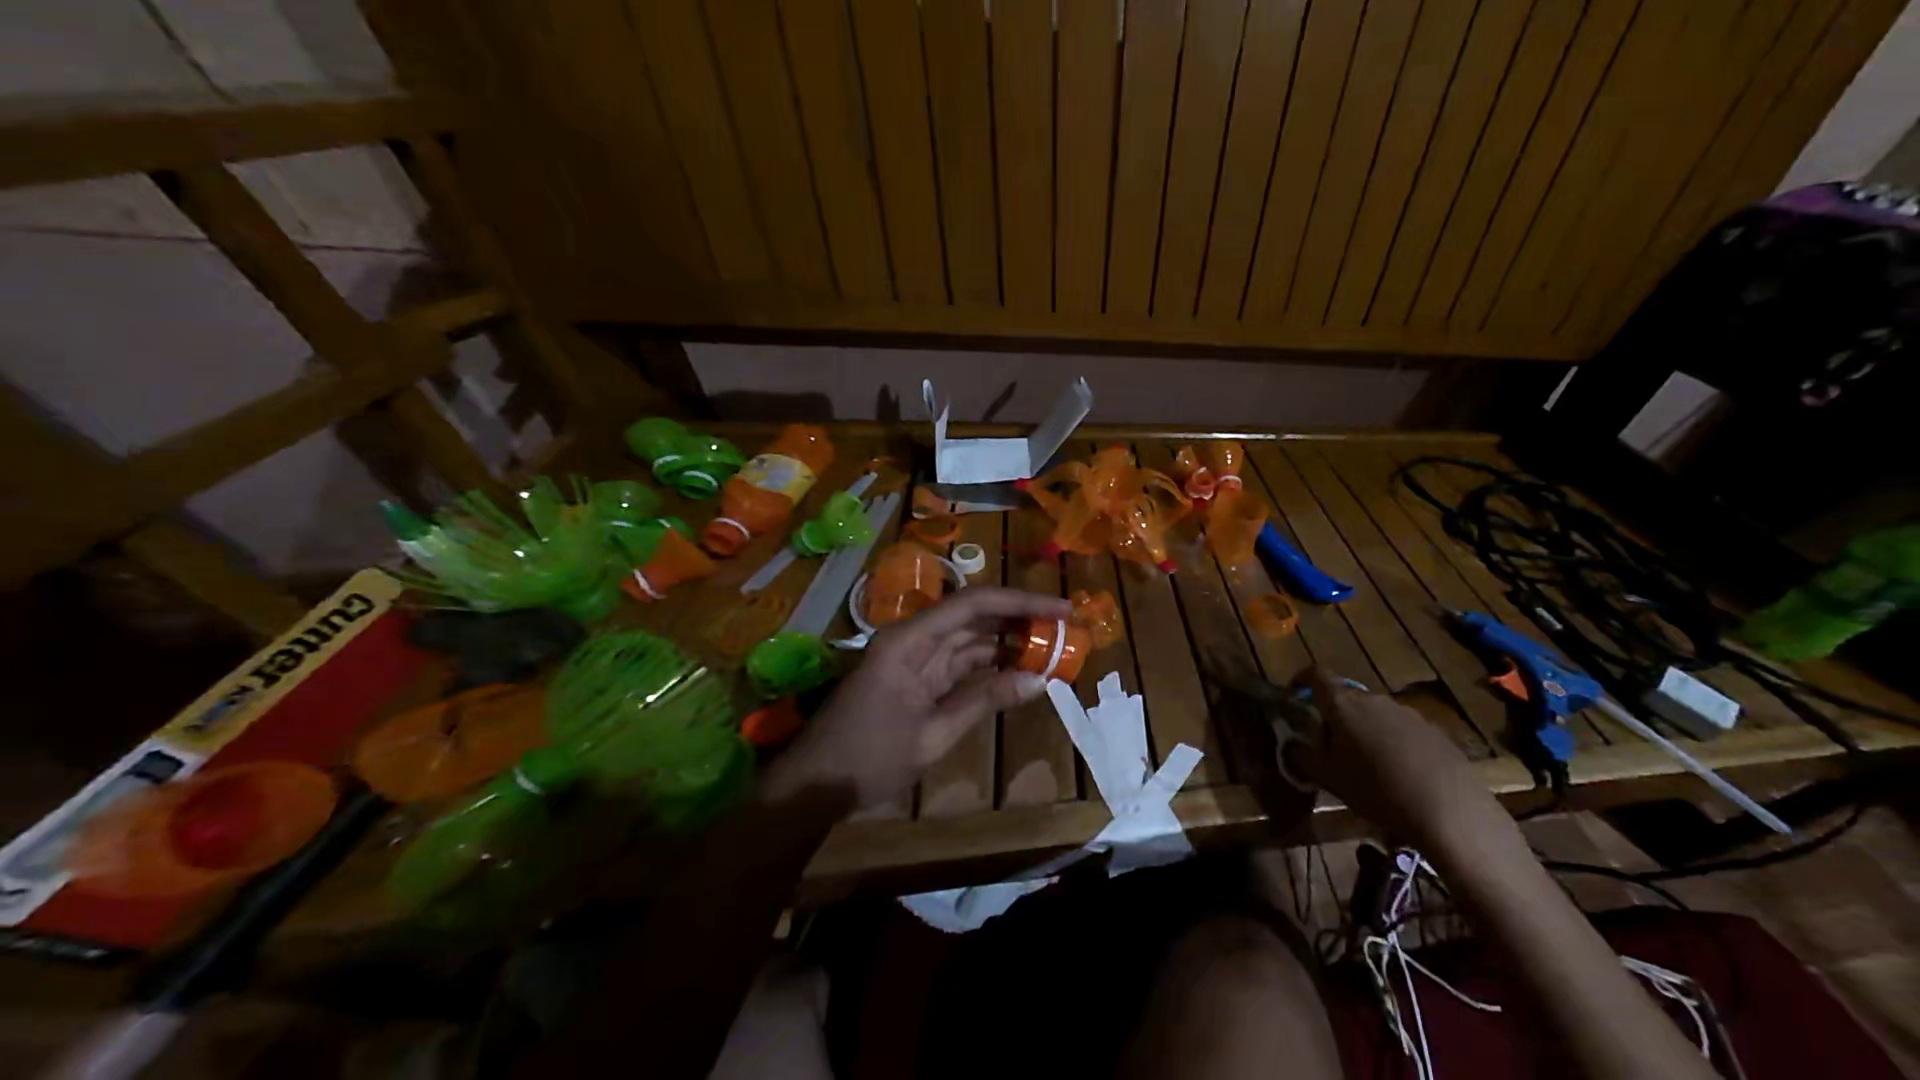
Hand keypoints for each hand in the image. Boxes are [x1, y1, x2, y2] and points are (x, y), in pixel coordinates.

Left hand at [759, 586, 1069, 809]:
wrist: (815, 783)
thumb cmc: (869, 758)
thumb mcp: (933, 734)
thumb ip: (983, 701)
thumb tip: (1037, 681)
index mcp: (910, 641)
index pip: (973, 605)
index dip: (1021, 602)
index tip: (1063, 608)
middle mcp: (912, 639)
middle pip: (973, 616)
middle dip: (1020, 619)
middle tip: (1066, 628)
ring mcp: (912, 658)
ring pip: (968, 638)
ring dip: (1007, 642)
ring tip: (1051, 647)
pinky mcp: (914, 678)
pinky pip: (957, 662)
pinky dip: (988, 666)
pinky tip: (1018, 671)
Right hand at [1290, 668, 1496, 843]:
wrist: (1450, 810)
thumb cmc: (1376, 789)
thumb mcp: (1328, 778)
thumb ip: (1303, 756)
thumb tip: (1292, 744)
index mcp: (1343, 705)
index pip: (1317, 675)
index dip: (1302, 679)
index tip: (1295, 694)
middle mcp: (1375, 700)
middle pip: (1347, 697)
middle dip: (1335, 714)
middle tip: (1330, 742)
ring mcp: (1409, 714)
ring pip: (1376, 714)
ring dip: (1365, 729)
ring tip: (1367, 762)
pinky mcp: (1436, 732)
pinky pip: (1403, 730)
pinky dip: (1393, 742)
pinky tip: (1400, 772)